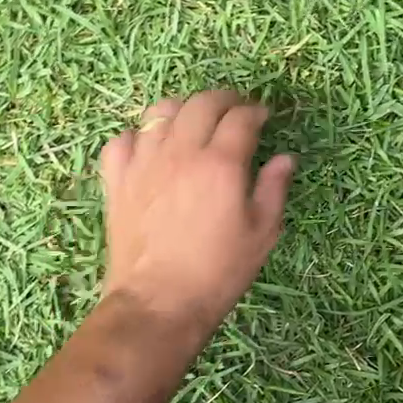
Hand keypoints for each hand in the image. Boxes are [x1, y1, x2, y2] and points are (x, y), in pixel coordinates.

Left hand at [97, 90, 296, 336]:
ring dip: (183, 109)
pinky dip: (139, 136)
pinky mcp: (117, 180)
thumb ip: (274, 189)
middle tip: (236, 110)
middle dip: (224, 99)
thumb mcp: (262, 233)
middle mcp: (181, 152)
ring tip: (194, 121)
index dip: (256, 112)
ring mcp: (144, 163)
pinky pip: (123, 140)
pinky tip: (151, 148)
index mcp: (221, 164)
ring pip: (161, 112)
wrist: (158, 303)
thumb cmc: (218, 272)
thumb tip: (285, 158)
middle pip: (202, 103)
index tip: (264, 117)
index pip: (241, 118)